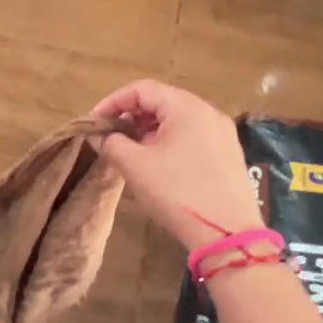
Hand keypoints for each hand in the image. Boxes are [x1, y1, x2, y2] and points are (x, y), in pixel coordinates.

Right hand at [92, 80, 262, 251]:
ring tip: (128, 150)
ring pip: (176, 119)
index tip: (94, 122)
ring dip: (147, 129)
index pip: (142, 89)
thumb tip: (97, 134)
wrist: (227, 233)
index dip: (113, 101)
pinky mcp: (228, 154)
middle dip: (130, 115)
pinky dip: (167, 140)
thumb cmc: (177, 192)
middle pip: (161, 101)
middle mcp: (208, 113)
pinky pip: (191, 135)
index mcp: (186, 108)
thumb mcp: (135, 165)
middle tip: (109, 136)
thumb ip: (111, 143)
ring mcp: (222, 134)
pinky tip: (156, 163)